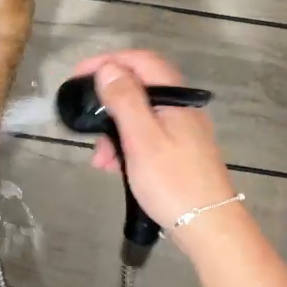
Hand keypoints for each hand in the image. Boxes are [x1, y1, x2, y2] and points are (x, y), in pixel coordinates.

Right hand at [72, 51, 239, 242]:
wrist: (207, 225)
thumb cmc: (172, 182)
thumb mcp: (141, 139)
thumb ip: (125, 100)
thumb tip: (108, 68)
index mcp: (174, 99)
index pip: (140, 61)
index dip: (108, 61)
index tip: (78, 74)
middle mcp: (181, 108)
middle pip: (138, 88)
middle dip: (107, 104)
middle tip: (84, 123)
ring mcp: (181, 130)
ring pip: (139, 116)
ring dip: (113, 131)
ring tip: (100, 158)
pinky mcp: (178, 151)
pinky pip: (145, 137)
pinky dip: (126, 146)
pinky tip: (114, 167)